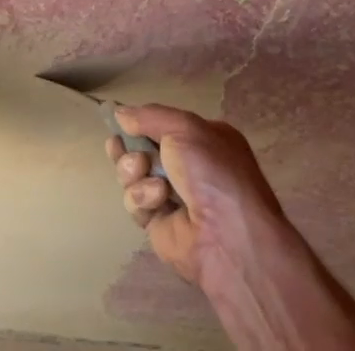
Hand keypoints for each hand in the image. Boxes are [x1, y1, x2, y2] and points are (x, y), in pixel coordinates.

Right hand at [109, 104, 354, 350]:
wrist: (235, 243)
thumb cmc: (221, 179)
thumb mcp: (189, 129)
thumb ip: (152, 116)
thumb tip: (122, 112)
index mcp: (204, 140)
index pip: (162, 123)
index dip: (140, 123)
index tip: (120, 123)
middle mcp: (189, 167)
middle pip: (140, 148)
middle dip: (131, 150)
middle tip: (134, 154)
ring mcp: (176, 198)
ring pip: (132, 176)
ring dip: (136, 177)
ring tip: (156, 184)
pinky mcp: (162, 226)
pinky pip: (135, 204)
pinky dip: (141, 201)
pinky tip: (159, 205)